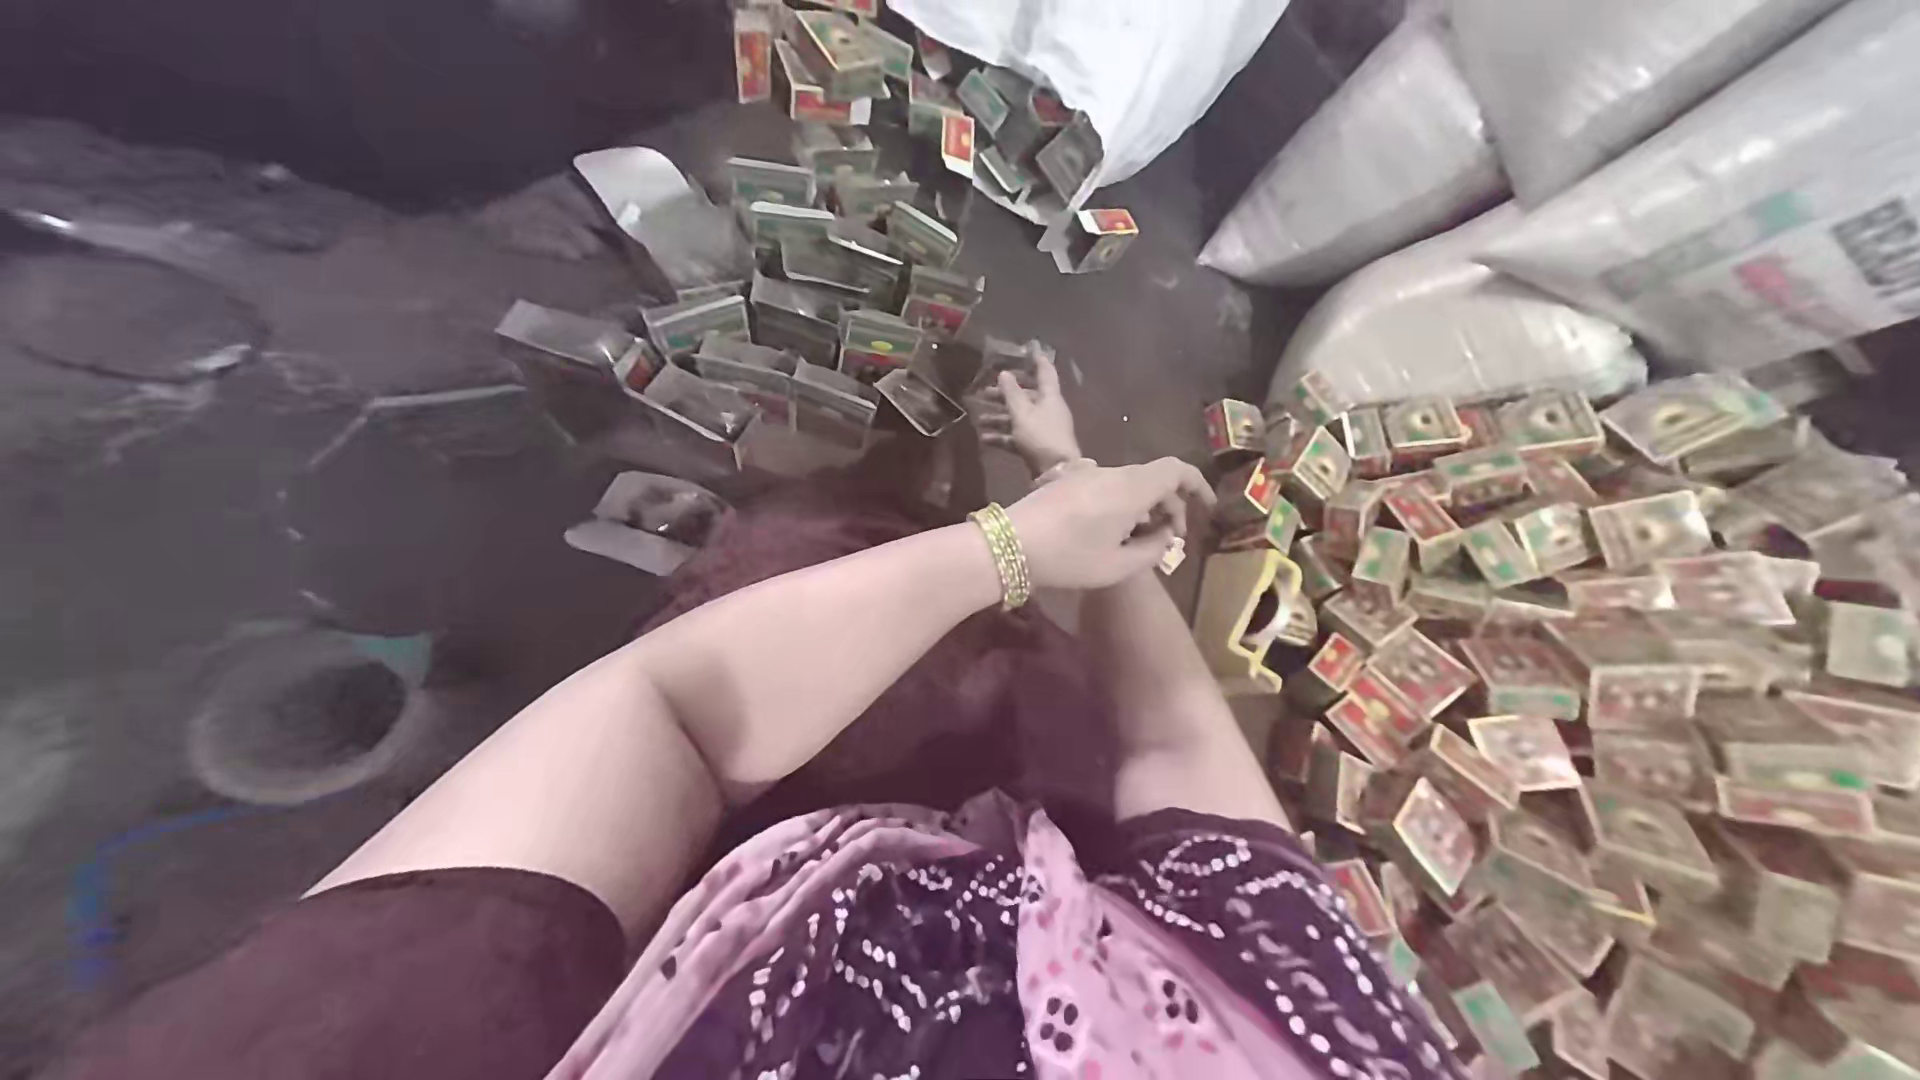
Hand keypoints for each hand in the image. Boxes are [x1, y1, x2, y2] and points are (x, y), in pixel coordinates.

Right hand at [972, 353, 1081, 474]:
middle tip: (984, 392)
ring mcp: (1042, 429)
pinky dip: (1003, 436)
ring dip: (1000, 417)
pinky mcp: (1036, 446)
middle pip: (1026, 396)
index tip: (1026, 351)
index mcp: (1049, 396)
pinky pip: (1017, 437)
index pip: (1044, 372)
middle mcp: (1048, 410)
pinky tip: (985, 439)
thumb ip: (1011, 393)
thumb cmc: (1040, 436)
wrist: (1056, 471)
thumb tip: (1004, 373)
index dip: (1036, 361)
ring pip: (1019, 418)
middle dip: (1005, 394)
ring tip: (979, 419)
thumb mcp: (1022, 412)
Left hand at [1002, 458, 1213, 589]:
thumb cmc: (1068, 557)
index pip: (1176, 470)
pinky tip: (1112, 533)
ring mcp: (1086, 474)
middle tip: (1169, 540)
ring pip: (1130, 484)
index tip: (1205, 509)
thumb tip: (1166, 535)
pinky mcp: (1067, 481)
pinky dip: (1121, 504)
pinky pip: (1107, 487)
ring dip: (1143, 508)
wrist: (1009, 545)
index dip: (1196, 486)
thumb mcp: (1117, 566)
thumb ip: (1152, 549)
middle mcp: (1111, 472)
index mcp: (1130, 487)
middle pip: (1153, 478)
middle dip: (1169, 506)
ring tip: (1139, 541)